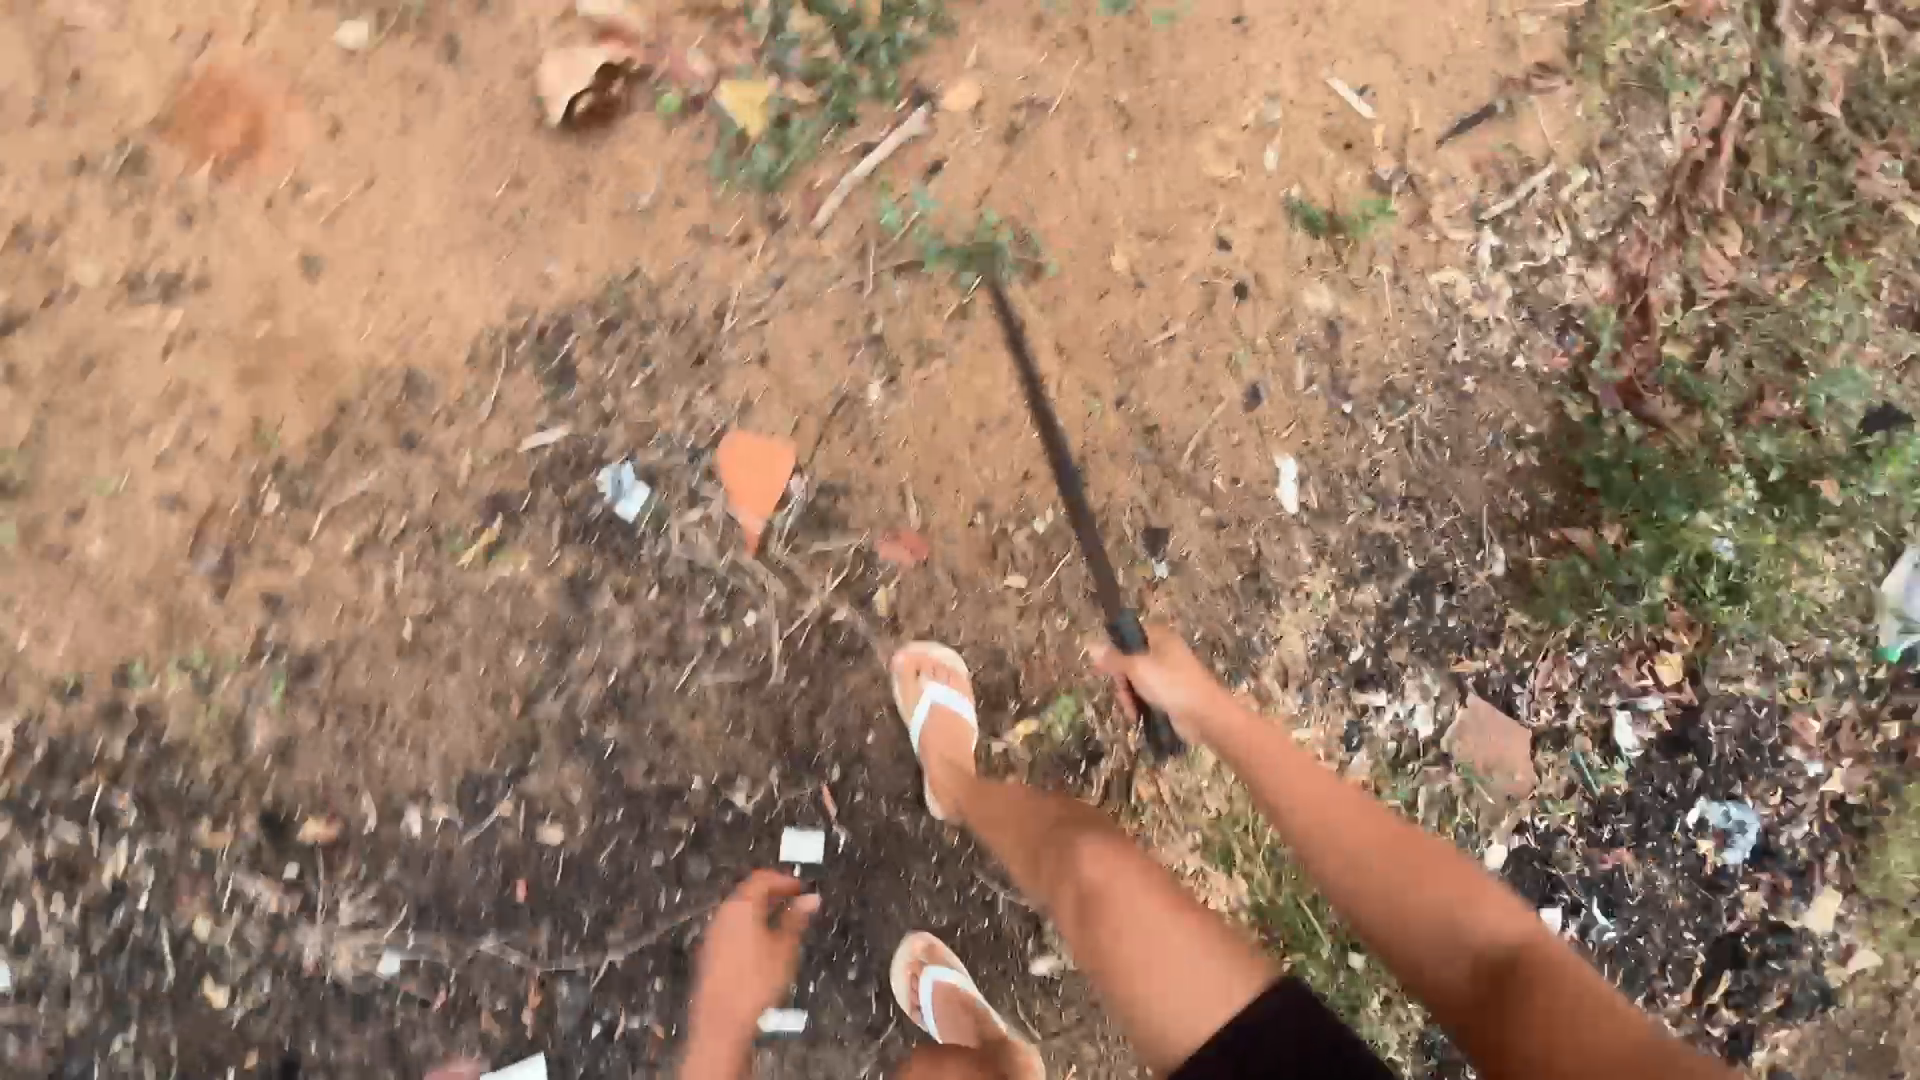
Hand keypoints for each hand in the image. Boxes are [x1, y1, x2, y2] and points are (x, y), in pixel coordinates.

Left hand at [688, 870, 819, 1039]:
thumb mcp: (784, 948)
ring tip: (783, 924)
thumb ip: (796, 919)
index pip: (762, 879)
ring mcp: (713, 935)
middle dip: (773, 894)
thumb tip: (811, 898)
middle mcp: (724, 914)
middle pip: (748, 892)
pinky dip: (749, 926)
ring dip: (761, 911)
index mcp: (741, 906)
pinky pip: (732, 928)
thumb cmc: (757, 981)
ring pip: (739, 911)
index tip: (801, 888)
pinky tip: (763, 945)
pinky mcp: (709, 954)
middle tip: (794, 903)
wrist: (720, 1024)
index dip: (784, 880)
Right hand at [1090, 624, 1236, 742]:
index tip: (1103, 666)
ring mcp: (1168, 672)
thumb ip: (1113, 658)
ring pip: (1136, 679)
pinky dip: (1140, 703)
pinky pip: (1147, 694)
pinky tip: (1138, 716)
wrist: (1205, 715)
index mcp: (1159, 636)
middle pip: (1129, 659)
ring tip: (1132, 711)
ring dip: (1129, 695)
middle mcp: (1163, 651)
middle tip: (1123, 693)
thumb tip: (1090, 643)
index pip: (1128, 634)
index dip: (1113, 648)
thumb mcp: (1136, 668)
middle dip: (1121, 680)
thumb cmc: (1171, 684)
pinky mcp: (1171, 693)